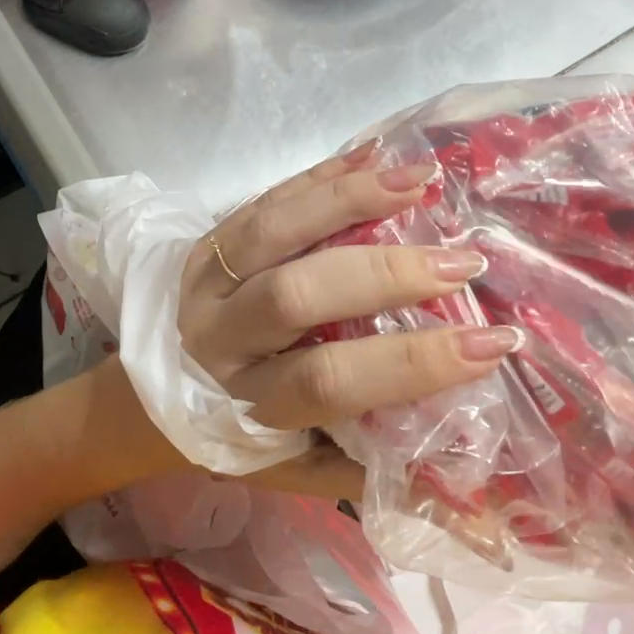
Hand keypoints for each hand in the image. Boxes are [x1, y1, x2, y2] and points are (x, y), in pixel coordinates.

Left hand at [172, 143, 523, 496]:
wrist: (141, 397)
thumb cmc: (231, 439)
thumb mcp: (290, 470)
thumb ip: (363, 468)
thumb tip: (462, 475)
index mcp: (247, 404)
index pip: (330, 380)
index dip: (411, 362)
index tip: (492, 344)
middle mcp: (220, 338)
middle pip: (298, 294)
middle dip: (387, 274)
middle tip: (464, 261)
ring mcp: (205, 280)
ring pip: (273, 229)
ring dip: (348, 200)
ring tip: (419, 182)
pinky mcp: (203, 242)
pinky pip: (262, 200)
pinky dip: (318, 177)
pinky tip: (370, 158)